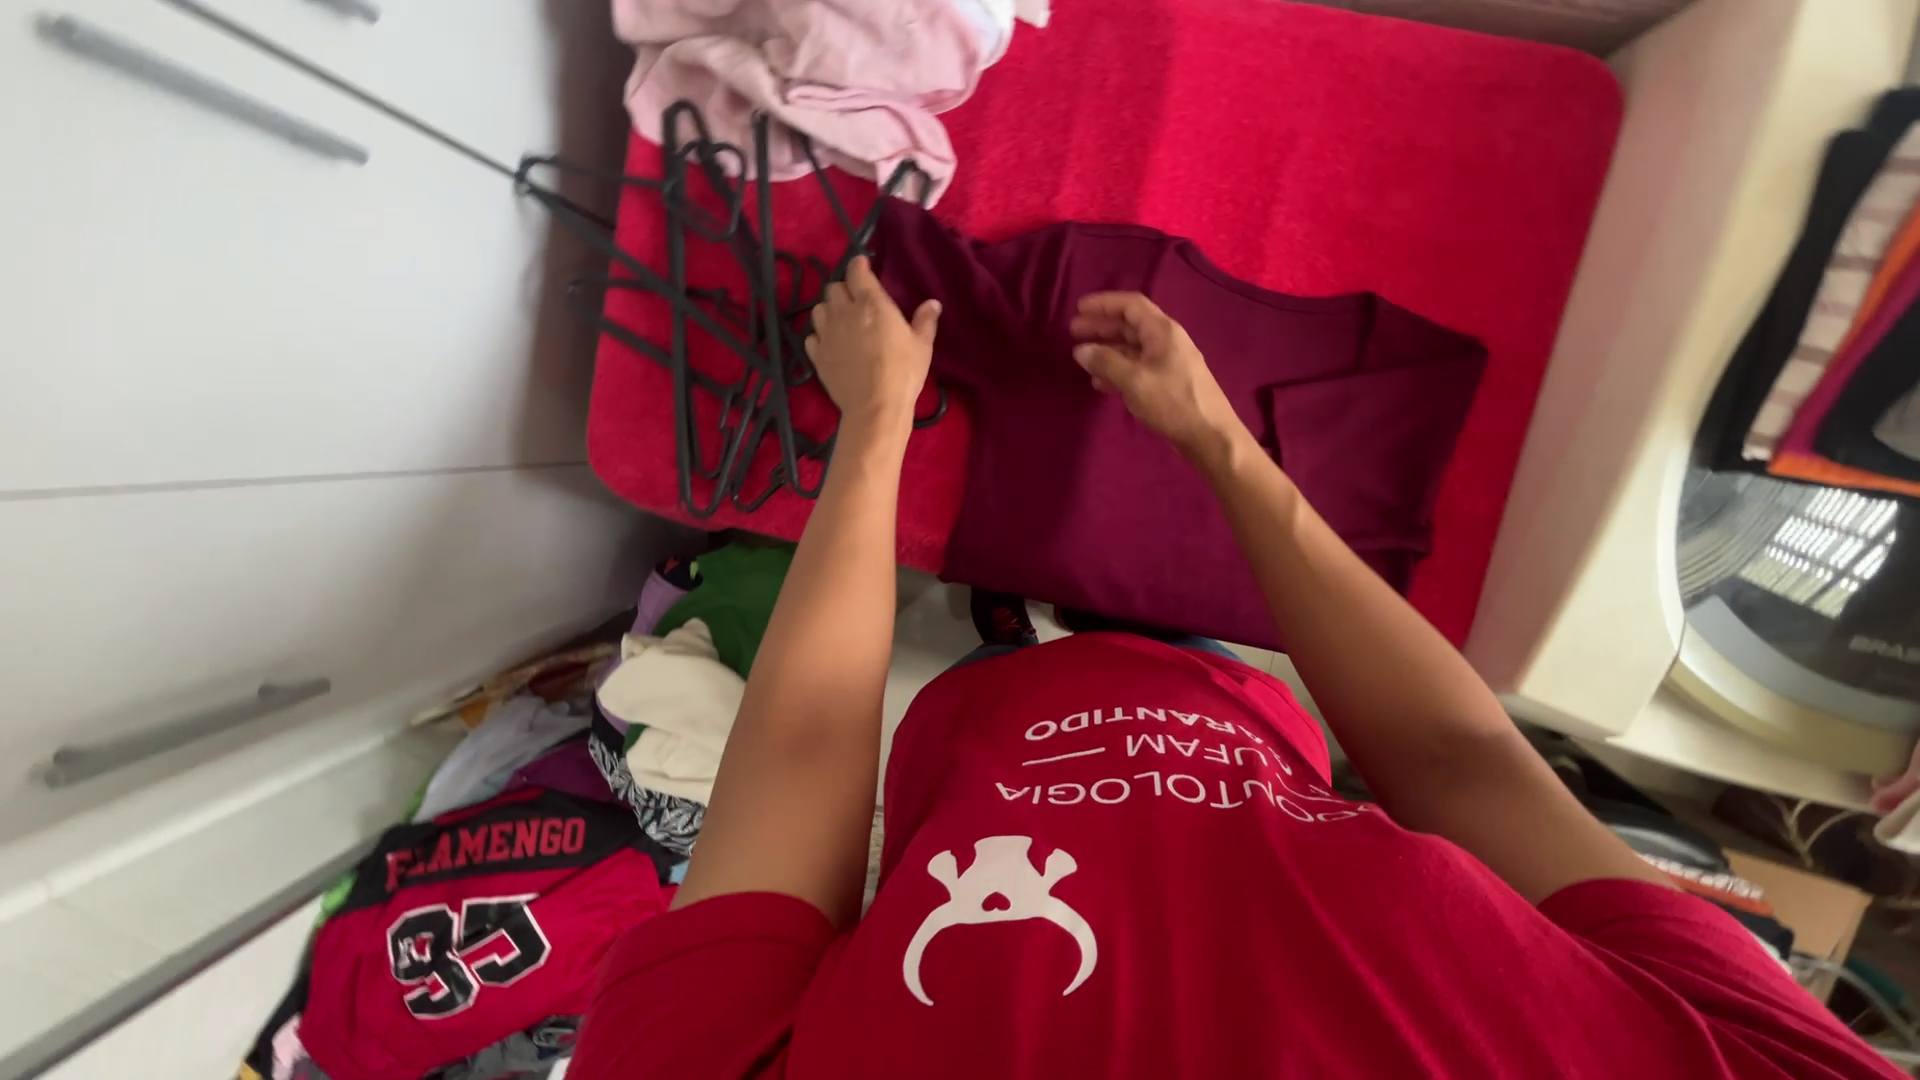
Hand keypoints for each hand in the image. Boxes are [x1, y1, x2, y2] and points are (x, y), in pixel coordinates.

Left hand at [805, 255, 940, 438]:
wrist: (875, 407)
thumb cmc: (903, 373)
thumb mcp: (922, 346)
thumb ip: (925, 321)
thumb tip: (933, 303)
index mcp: (871, 304)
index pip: (856, 271)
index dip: (858, 266)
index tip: (863, 266)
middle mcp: (844, 313)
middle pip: (833, 288)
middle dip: (843, 290)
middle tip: (855, 300)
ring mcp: (827, 334)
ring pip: (819, 309)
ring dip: (829, 310)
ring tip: (840, 320)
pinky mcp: (817, 356)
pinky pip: (812, 336)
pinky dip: (819, 335)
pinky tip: (830, 343)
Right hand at [1070, 292, 1247, 464]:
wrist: (1209, 434)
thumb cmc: (1172, 402)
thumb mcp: (1134, 380)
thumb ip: (1105, 362)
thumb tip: (1081, 350)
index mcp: (1162, 331)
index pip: (1131, 305)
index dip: (1104, 303)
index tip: (1079, 308)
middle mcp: (1165, 341)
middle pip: (1129, 325)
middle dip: (1101, 326)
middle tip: (1073, 332)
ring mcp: (1167, 362)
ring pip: (1131, 348)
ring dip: (1106, 350)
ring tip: (1082, 358)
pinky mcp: (1166, 383)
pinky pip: (1137, 368)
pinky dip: (1117, 370)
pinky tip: (1100, 383)